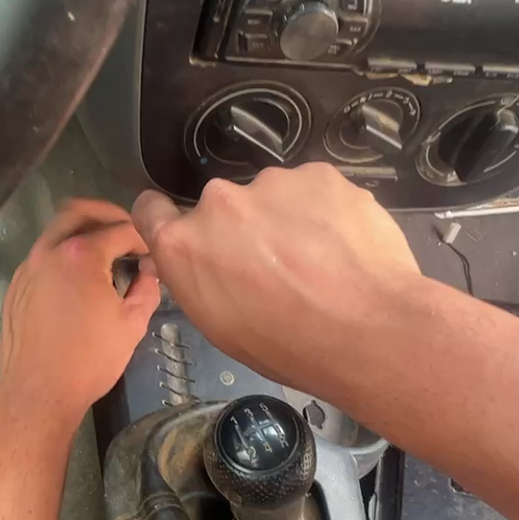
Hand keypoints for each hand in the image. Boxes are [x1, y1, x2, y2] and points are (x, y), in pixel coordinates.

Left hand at [0, 199, 161, 422]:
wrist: (37, 392)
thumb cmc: (89, 360)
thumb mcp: (132, 324)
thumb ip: (147, 288)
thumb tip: (150, 270)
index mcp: (81, 255)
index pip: (120, 230)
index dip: (142, 236)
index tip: (152, 249)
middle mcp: (49, 252)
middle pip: (78, 211)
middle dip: (106, 214)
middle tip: (125, 229)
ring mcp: (27, 268)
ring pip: (55, 232)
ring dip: (81, 233)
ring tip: (104, 253)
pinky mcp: (16, 286)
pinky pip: (41, 257)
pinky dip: (62, 255)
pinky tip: (77, 279)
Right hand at [132, 164, 423, 402]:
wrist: (368, 332)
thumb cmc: (288, 345)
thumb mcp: (221, 325)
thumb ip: (201, 277)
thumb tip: (212, 262)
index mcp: (183, 246)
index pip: (150, 211)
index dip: (166, 219)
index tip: (184, 228)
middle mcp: (218, 203)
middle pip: (223, 208)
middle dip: (243, 229)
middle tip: (277, 266)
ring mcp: (271, 183)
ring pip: (272, 197)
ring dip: (287, 219)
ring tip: (321, 260)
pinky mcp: (319, 175)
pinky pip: (313, 190)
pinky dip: (325, 211)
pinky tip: (344, 245)